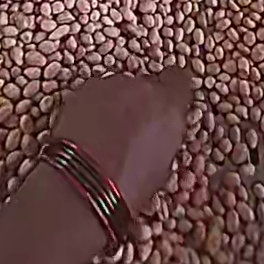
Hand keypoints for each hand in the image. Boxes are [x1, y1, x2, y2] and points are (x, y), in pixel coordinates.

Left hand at [48, 69, 193, 207]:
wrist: (85, 179)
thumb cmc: (129, 183)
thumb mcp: (162, 166)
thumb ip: (164, 136)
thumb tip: (158, 133)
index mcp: (169, 105)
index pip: (179, 80)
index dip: (173, 90)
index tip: (169, 102)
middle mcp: (142, 87)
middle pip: (146, 85)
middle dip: (142, 102)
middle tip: (134, 128)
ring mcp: (111, 84)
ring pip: (119, 88)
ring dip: (116, 103)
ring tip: (107, 133)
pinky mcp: (85, 89)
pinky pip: (96, 92)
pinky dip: (94, 106)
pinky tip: (89, 129)